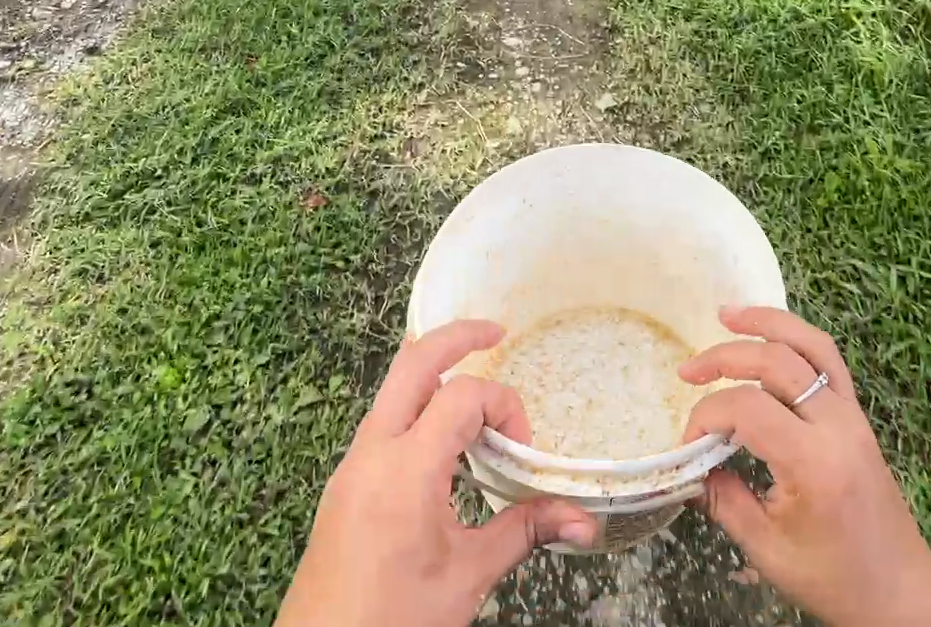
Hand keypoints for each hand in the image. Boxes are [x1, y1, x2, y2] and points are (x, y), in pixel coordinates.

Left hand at [276, 320, 598, 626]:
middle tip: (497, 332)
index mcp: (405, 471)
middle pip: (412, 362)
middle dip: (458, 337)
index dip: (504, 407)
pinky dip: (420, 409)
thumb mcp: (468, 577)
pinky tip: (447, 443)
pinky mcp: (346, 484)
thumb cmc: (393, 620)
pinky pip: (385, 421)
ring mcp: (352, 466)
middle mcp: (372, 454)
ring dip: (437, 375)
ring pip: (393, 389)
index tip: (523, 451)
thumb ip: (525, 532)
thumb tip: (584, 520)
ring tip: (477, 393)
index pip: (463, 397)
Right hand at [680, 307, 930, 626]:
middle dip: (725, 357)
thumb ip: (724, 500)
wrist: (900, 590)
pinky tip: (770, 338)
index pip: (748, 408)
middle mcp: (837, 424)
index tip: (687, 444)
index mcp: (813, 461)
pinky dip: (796, 339)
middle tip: (687, 372)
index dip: (707, 416)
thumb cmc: (834, 577)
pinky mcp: (857, 414)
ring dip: (768, 323)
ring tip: (728, 315)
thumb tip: (690, 468)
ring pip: (812, 344)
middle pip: (777, 361)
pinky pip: (828, 360)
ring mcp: (852, 413)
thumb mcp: (768, 550)